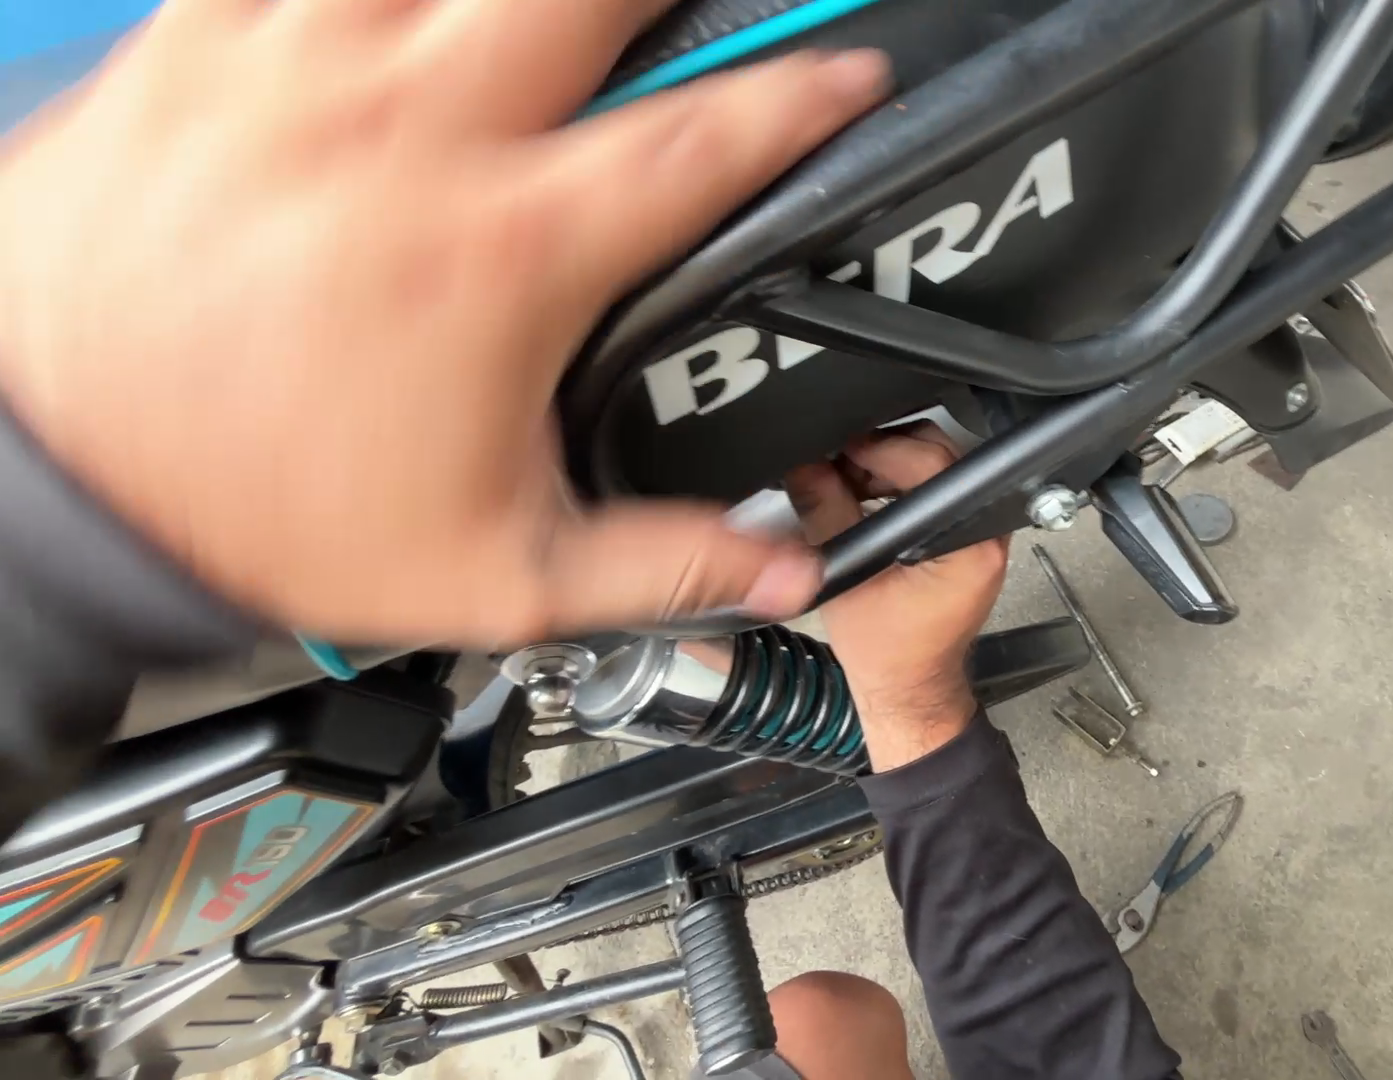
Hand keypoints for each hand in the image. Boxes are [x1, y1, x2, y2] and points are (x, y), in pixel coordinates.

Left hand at [0, 0, 890, 644]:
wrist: (48, 492)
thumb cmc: (277, 519)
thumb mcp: (514, 575)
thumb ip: (674, 565)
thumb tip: (784, 572)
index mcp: (505, 257)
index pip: (698, 144)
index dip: (797, 101)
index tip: (848, 75)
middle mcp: (406, 139)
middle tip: (724, 4)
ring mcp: (292, 75)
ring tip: (601, 18)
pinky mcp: (200, 57)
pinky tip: (436, 19)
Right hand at [785, 428, 1008, 770]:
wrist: (908, 687)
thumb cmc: (888, 653)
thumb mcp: (847, 579)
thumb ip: (827, 515)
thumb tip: (807, 467)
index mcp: (970, 547)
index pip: (932, 467)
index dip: (882, 450)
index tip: (845, 450)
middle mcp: (986, 535)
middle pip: (940, 458)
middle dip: (886, 450)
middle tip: (842, 461)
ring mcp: (980, 536)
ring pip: (939, 470)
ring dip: (892, 466)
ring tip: (850, 479)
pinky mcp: (966, 539)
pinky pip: (937, 493)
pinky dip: (903, 485)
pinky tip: (870, 495)